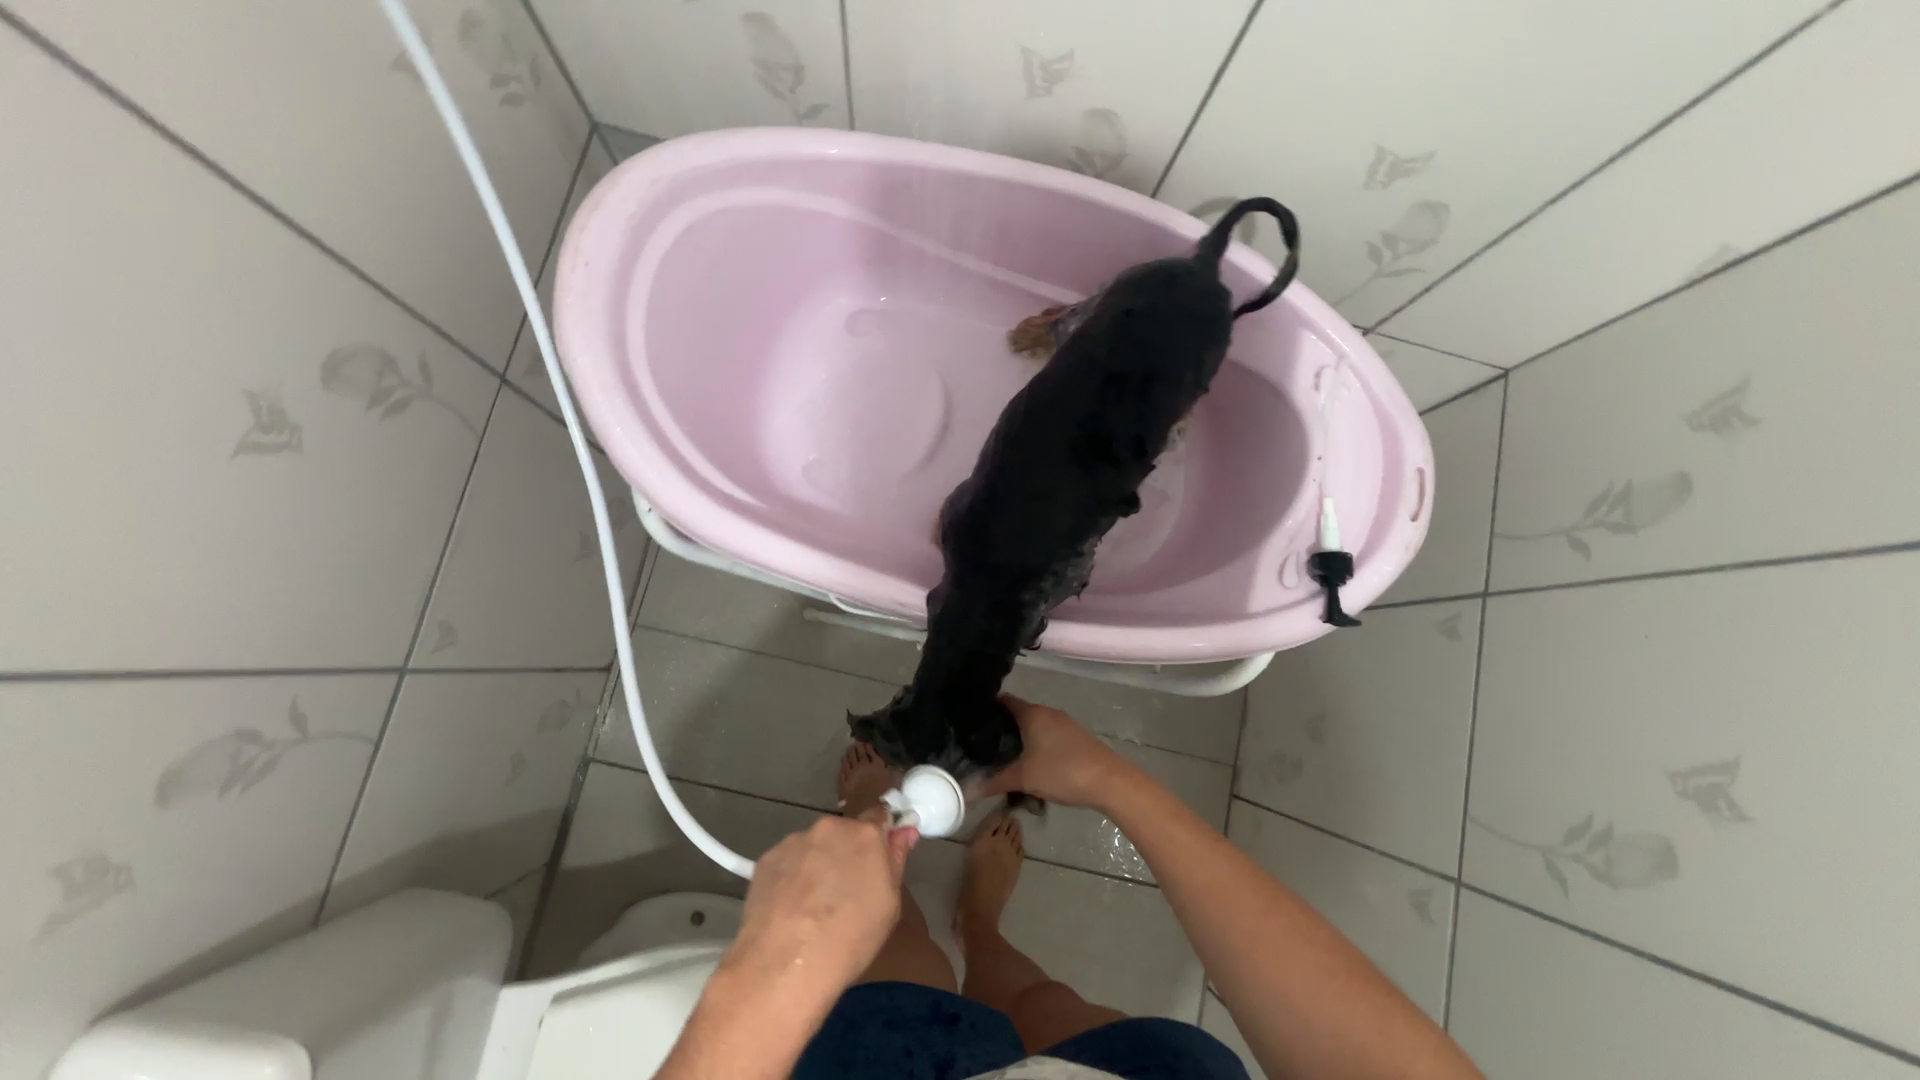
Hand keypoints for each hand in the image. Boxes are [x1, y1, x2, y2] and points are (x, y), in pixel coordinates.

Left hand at [726, 808, 918, 996]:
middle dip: (846, 853)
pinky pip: (788, 861)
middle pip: (843, 832)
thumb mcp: (889, 905)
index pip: (880, 816)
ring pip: (813, 846)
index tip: (879, 859)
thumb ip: (896, 861)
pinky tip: (789, 908)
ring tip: (811, 905)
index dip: (881, 835)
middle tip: (844, 892)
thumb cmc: (850, 939)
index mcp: (865, 835)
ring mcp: (794, 841)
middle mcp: (829, 827)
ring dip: (817, 863)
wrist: (786, 964)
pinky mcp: (766, 858)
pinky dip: (791, 876)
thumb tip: (904, 831)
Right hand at [977, 694, 1134, 809]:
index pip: (1004, 701)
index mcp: (1033, 714)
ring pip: (1035, 726)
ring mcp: (1065, 724)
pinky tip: (1031, 762)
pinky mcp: (1076, 737)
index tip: (972, 721)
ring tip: (1003, 756)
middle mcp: (1048, 713)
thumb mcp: (1024, 778)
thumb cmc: (1062, 771)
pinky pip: (1049, 735)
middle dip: (1002, 727)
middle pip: (1019, 713)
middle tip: (982, 744)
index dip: (987, 708)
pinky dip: (1037, 744)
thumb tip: (968, 791)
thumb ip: (994, 782)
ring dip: (1021, 738)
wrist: (1109, 781)